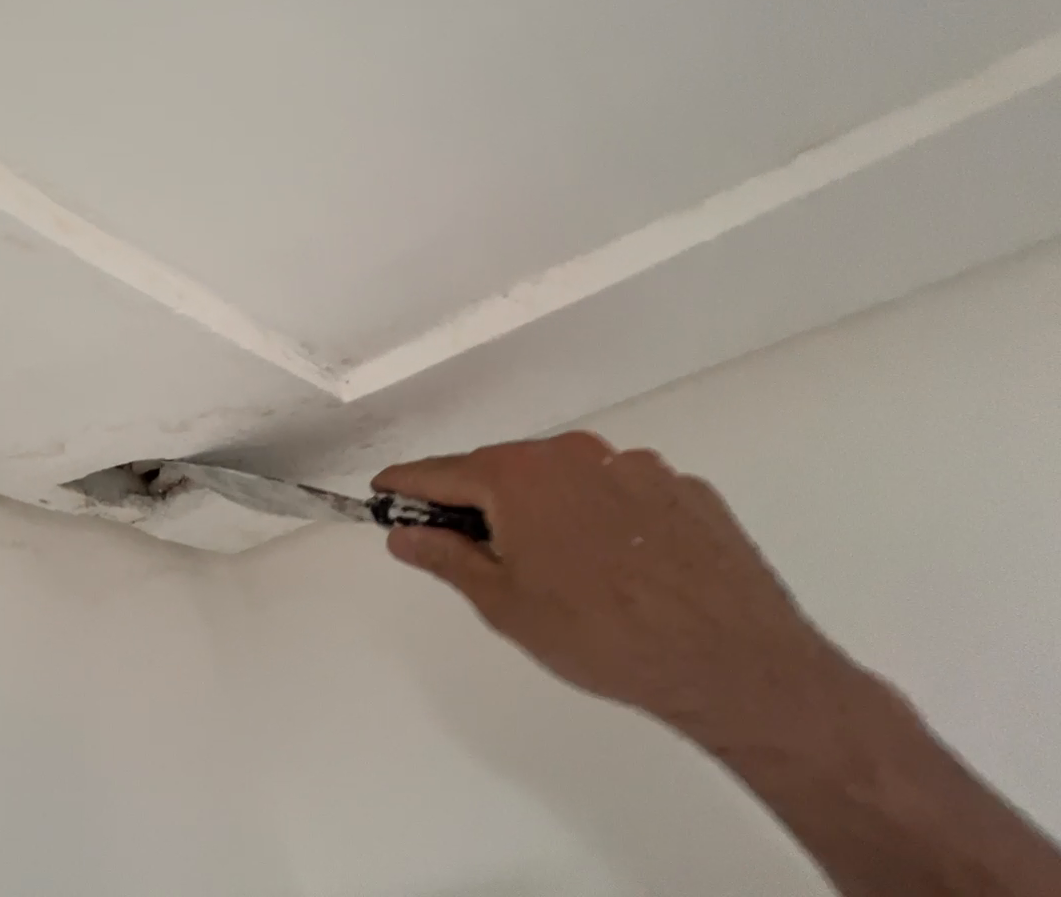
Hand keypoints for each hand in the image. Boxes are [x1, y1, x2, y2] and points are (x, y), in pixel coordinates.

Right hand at [374, 433, 852, 733]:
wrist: (737, 666)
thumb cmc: (601, 636)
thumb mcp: (503, 604)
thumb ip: (445, 558)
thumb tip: (404, 534)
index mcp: (518, 476)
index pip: (440, 471)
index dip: (406, 485)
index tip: (384, 492)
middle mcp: (573, 455)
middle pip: (502, 469)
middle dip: (476, 501)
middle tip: (468, 545)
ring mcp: (635, 466)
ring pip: (562, 478)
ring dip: (540, 506)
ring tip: (554, 564)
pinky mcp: (683, 489)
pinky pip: (617, 491)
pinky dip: (598, 514)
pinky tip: (614, 562)